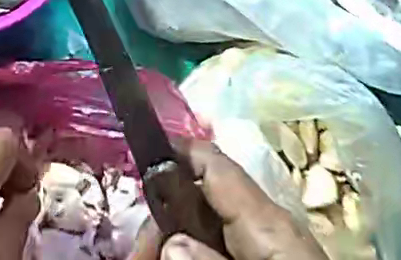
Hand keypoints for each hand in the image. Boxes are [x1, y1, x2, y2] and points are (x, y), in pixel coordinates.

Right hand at [128, 141, 323, 259]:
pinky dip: (198, 257)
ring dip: (176, 247)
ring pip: (207, 233)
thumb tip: (170, 243)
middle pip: (198, 201)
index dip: (168, 152)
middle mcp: (266, 230)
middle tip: (135, 259)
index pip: (208, 160)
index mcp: (265, 222)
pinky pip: (223, 253)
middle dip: (162, 225)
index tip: (131, 170)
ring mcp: (269, 253)